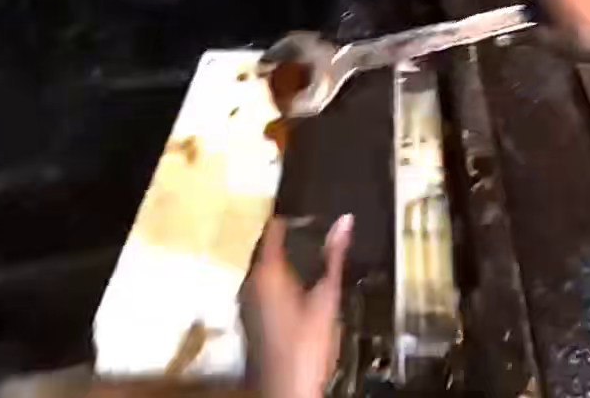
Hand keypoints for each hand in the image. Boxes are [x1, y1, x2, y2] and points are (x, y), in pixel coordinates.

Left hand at [242, 214, 352, 397]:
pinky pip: (260, 286)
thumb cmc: (307, 345)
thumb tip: (345, 220)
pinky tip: (297, 285)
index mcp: (265, 271)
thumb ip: (334, 255)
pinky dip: (276, 278)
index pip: (272, 228)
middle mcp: (249, 283)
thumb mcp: (327, 296)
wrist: (287, 395)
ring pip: (262, 267)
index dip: (290, 216)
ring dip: (281, 258)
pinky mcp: (248, 321)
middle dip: (286, 237)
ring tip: (308, 253)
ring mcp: (245, 304)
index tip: (308, 209)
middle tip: (312, 229)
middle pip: (265, 246)